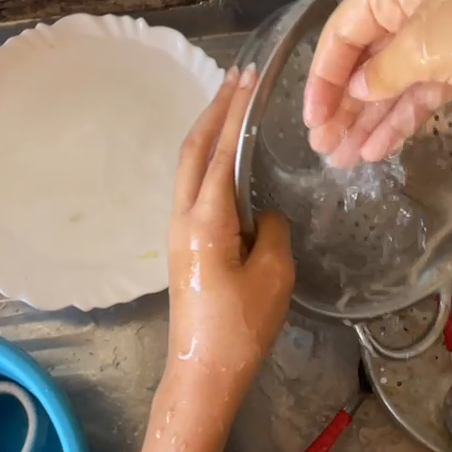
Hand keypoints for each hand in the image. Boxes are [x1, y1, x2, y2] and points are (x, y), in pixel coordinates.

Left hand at [166, 66, 294, 424]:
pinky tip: (226, 160)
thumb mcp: (274, 274)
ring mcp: (178, 232)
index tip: (247, 78)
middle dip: (213, 112)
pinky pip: (194, 190)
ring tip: (231, 108)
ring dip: (208, 134)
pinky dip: (209, 162)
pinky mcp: (184, 247)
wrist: (203, 372)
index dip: (234, 112)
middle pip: (192, 151)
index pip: (220, 152)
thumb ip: (271, 229)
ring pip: (189, 169)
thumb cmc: (241, 326)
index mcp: (205, 219)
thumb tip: (262, 213)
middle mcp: (183, 217)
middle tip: (236, 80)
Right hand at [303, 0, 451, 165]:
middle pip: (366, 59)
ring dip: (370, 119)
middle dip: (344, 105)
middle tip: (324, 148)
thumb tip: (357, 90)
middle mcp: (414, 5)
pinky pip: (421, 92)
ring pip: (393, 82)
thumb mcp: (432, 43)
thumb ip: (385, 70)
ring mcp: (441, 35)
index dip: (323, 77)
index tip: (311, 119)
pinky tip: (379, 148)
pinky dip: (402, 118)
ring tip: (345, 160)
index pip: (344, 30)